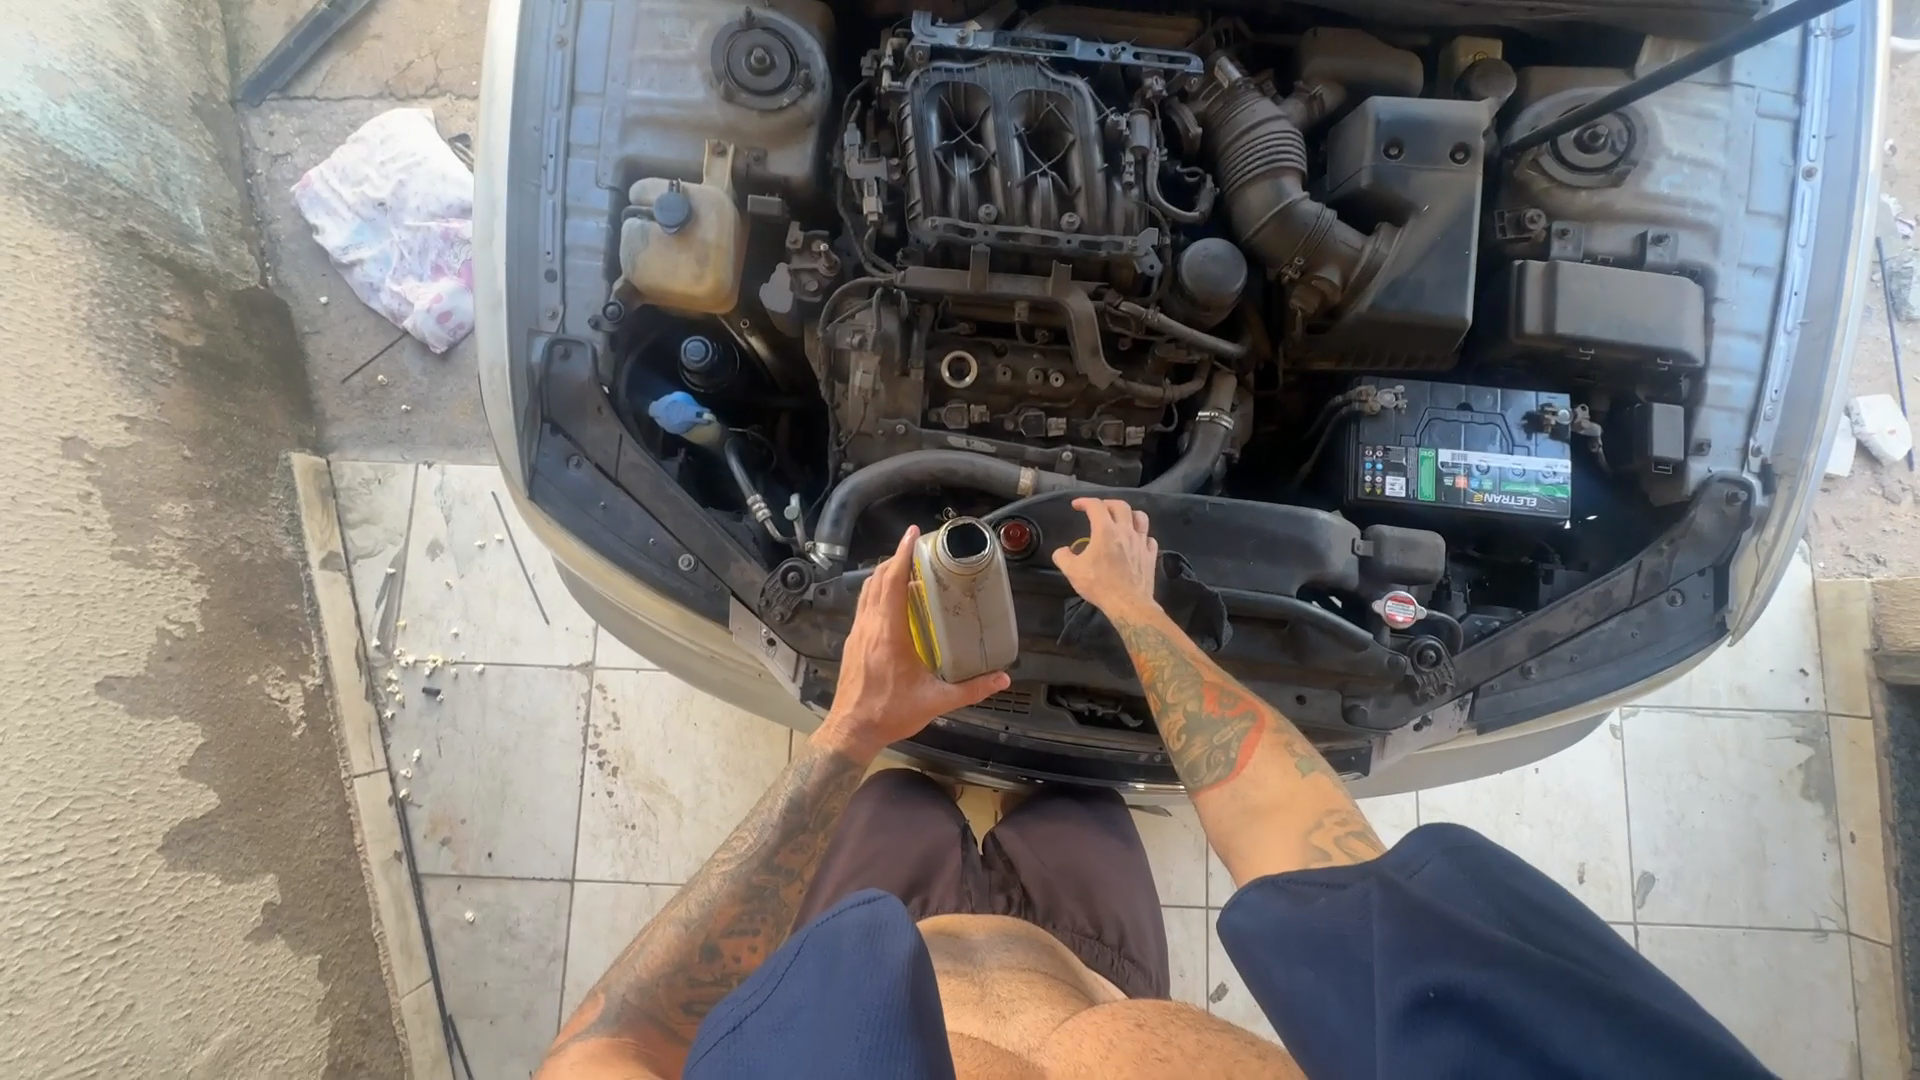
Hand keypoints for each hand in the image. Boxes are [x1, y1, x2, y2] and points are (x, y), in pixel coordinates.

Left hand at [815, 526, 1011, 762]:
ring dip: (885, 575)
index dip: (902, 555)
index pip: (892, 582)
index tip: (913, 534)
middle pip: (877, 580)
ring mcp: (857, 634)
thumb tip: (1002, 678)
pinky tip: (893, 603)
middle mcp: (869, 626)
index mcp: (888, 633)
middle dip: (895, 559)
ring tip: (906, 569)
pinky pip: (864, 607)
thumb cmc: (890, 713)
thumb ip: (971, 689)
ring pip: (867, 592)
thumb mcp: (936, 701)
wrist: (851, 731)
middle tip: (916, 549)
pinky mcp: (853, 643)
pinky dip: (878, 594)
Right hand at [1051, 497, 1159, 619]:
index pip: (1095, 506)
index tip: (1076, 505)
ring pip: (1140, 518)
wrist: (1128, 604)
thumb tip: (1062, 551)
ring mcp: (1141, 542)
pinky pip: (1149, 538)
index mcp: (1105, 531)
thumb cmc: (1099, 585)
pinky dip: (1141, 535)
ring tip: (1121, 519)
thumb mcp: (1072, 571)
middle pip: (1121, 506)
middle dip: (1107, 503)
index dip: (1084, 502)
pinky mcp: (1151, 555)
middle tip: (1098, 509)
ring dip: (1129, 514)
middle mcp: (1126, 531)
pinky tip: (1135, 541)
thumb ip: (1062, 557)